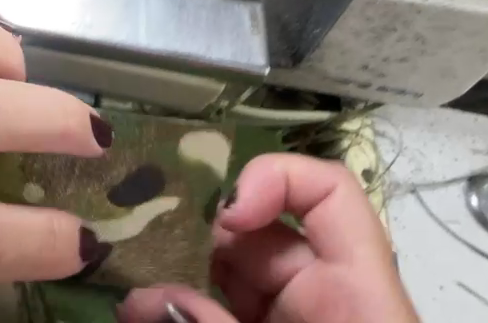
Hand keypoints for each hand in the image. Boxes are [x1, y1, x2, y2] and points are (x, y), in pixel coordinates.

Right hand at [119, 154, 417, 322]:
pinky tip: (139, 315)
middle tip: (136, 247)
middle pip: (259, 232)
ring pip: (228, 274)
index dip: (273, 179)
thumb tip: (145, 302)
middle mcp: (326, 298)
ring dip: (175, 278)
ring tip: (128, 298)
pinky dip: (181, 311)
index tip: (222, 215)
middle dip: (194, 235)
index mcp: (359, 296)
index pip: (328, 194)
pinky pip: (219, 312)